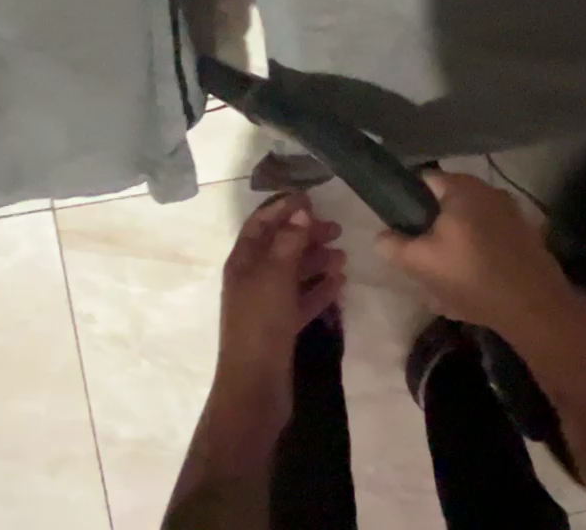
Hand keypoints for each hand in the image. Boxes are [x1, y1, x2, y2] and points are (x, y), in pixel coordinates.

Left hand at [212, 193, 345, 423]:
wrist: (255, 387)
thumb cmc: (261, 324)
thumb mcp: (275, 275)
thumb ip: (289, 240)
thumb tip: (301, 209)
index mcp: (242, 262)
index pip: (260, 223)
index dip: (283, 207)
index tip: (311, 197)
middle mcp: (252, 278)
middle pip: (280, 246)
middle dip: (306, 234)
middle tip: (336, 228)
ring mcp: (266, 304)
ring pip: (293, 273)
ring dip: (316, 261)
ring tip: (342, 257)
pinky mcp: (281, 327)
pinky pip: (302, 300)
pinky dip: (319, 289)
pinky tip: (340, 283)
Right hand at [374, 171, 581, 339]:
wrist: (534, 308)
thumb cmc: (471, 276)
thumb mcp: (420, 263)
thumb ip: (393, 246)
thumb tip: (380, 237)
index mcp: (462, 187)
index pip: (423, 181)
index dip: (408, 203)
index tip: (403, 230)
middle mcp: (489, 189)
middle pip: (448, 202)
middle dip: (434, 226)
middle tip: (424, 257)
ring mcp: (513, 211)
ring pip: (471, 221)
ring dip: (458, 241)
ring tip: (450, 274)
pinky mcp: (528, 234)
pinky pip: (492, 236)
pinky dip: (481, 251)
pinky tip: (477, 280)